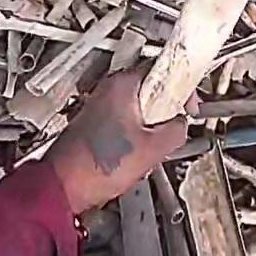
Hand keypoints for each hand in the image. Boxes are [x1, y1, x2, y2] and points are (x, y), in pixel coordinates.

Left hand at [46, 70, 188, 212]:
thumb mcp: (152, 149)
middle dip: (166, 111)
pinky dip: (136, 132)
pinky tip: (134, 153)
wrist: (65, 185)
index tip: (190, 103)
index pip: (162, 70)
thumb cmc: (96, 165)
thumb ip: (176, 130)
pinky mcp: (98, 119)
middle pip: (152, 89)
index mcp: (122, 84)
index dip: (182, 87)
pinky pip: (128, 118)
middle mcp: (110, 88)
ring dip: (151, 125)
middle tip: (171, 130)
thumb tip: (183, 124)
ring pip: (141, 106)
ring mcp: (102, 103)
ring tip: (148, 146)